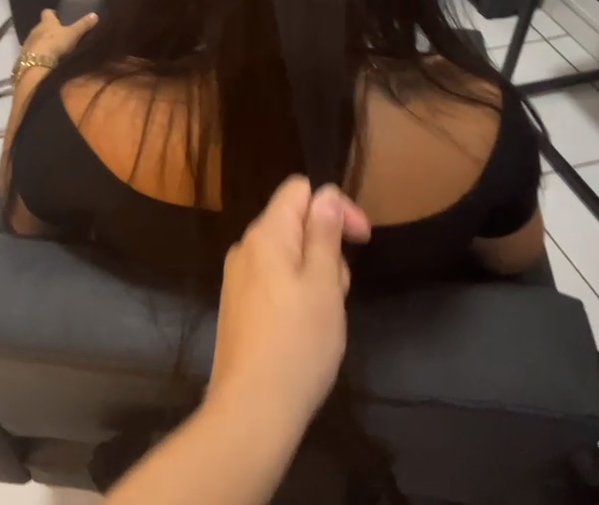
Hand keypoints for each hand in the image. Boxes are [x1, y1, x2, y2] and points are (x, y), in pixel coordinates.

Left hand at [20, 8, 98, 61]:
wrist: (37, 62)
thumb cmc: (56, 43)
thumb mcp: (73, 34)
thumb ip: (83, 25)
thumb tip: (95, 14)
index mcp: (47, 21)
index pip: (47, 12)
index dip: (53, 13)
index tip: (59, 16)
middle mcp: (35, 28)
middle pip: (41, 25)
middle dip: (48, 29)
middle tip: (59, 34)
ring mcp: (29, 41)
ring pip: (36, 38)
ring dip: (42, 41)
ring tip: (52, 48)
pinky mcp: (25, 54)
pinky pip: (32, 50)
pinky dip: (38, 52)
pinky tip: (44, 58)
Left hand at [208, 177, 371, 430]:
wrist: (252, 409)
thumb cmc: (298, 343)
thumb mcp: (323, 284)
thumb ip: (324, 233)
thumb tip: (325, 193)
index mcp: (265, 234)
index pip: (299, 189)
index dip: (334, 206)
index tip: (361, 239)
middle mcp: (245, 248)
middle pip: (294, 223)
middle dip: (326, 247)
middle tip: (339, 291)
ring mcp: (238, 279)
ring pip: (287, 255)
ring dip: (315, 274)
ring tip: (325, 316)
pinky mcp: (238, 307)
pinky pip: (274, 281)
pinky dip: (296, 294)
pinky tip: (305, 329)